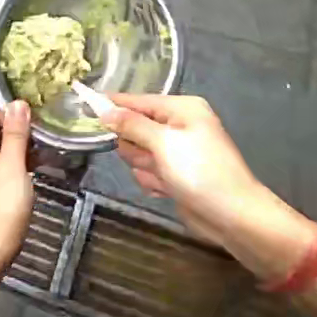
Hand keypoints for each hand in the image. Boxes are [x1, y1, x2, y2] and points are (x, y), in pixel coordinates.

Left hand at [0, 100, 32, 269]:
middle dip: (21, 128)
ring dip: (24, 144)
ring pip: (5, 143)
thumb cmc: (2, 205)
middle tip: (45, 136)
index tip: (35, 122)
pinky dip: (23, 158)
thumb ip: (15, 133)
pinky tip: (40, 163)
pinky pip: (8, 159)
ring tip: (47, 150)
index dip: (11, 113)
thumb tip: (18, 103)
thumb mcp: (12, 165)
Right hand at [100, 94, 315, 280]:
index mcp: (181, 109)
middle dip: (135, 147)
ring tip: (164, 177)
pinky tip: (168, 189)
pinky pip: (146, 171)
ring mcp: (176, 151)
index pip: (136, 101)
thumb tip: (103, 109)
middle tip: (151, 158)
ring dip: (144, 168)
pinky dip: (152, 181)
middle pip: (132, 128)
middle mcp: (178, 125)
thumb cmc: (200, 172)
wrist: (233, 216)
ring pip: (136, 153)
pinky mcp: (173, 173)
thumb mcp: (163, 143)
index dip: (111, 105)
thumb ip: (131, 124)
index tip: (83, 103)